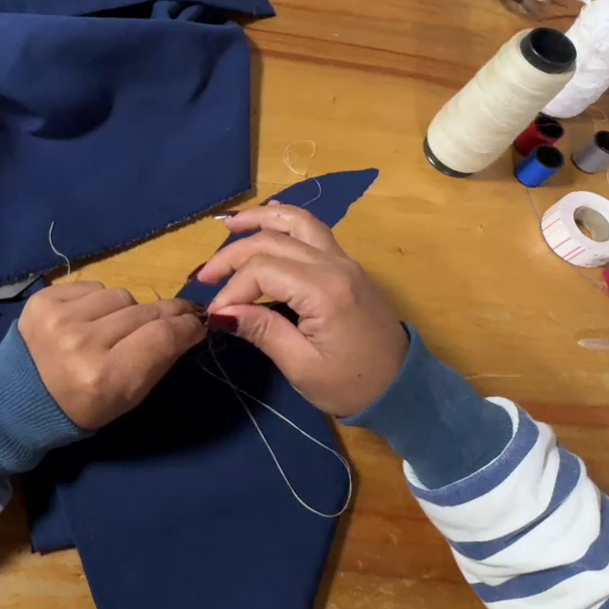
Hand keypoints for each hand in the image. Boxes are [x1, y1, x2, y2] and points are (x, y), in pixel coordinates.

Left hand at [16, 282, 205, 429]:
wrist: (18, 398)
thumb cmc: (81, 406)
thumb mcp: (127, 398)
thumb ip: (159, 359)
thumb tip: (189, 323)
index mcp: (106, 378)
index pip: (163, 336)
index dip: (187, 326)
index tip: (197, 323)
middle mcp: (83, 342)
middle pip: (146, 312)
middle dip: (164, 316)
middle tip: (171, 320)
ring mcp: (60, 316)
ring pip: (121, 295)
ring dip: (126, 310)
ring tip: (113, 329)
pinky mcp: (44, 298)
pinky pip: (93, 287)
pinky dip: (97, 302)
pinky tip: (87, 319)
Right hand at [195, 202, 408, 416]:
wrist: (404, 389)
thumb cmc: (352, 384)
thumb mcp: (302, 366)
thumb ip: (262, 330)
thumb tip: (220, 312)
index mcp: (324, 291)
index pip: (262, 271)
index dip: (232, 289)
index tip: (215, 314)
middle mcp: (334, 264)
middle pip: (273, 241)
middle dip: (233, 255)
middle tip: (204, 276)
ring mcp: (344, 260)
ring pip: (297, 222)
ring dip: (261, 219)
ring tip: (230, 224)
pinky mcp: (346, 265)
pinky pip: (312, 230)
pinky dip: (285, 220)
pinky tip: (267, 219)